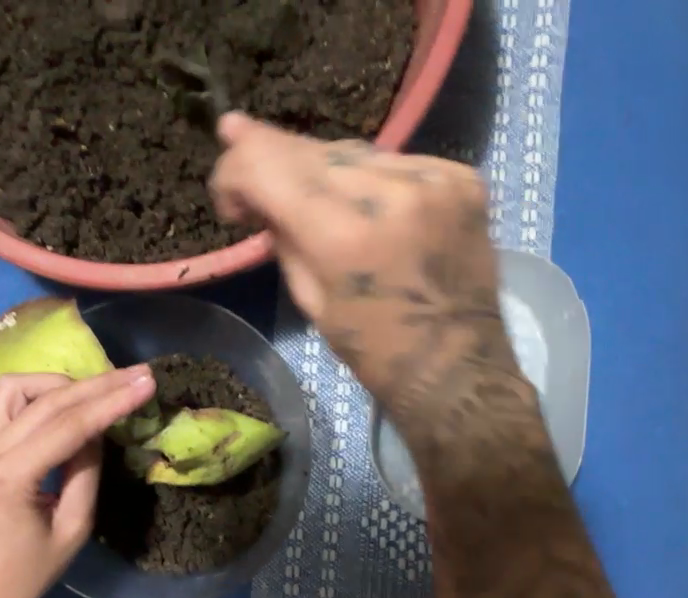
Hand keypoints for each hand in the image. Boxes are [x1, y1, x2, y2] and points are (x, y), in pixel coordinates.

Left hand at [0, 366, 156, 597]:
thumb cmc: (29, 570)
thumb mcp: (73, 529)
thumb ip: (87, 474)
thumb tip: (98, 430)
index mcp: (12, 476)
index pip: (70, 424)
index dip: (112, 401)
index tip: (146, 382)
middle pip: (48, 400)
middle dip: (98, 384)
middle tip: (137, 374)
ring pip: (14, 387)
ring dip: (54, 384)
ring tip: (87, 397)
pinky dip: (17, 396)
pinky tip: (40, 408)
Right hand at [209, 112, 521, 421]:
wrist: (456, 365)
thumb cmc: (374, 348)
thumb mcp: (311, 301)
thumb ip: (284, 239)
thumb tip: (258, 195)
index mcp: (345, 236)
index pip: (271, 168)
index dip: (237, 169)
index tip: (226, 191)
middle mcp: (390, 192)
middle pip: (311, 151)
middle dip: (271, 155)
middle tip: (239, 141)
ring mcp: (432, 179)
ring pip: (354, 153)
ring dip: (322, 168)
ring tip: (303, 184)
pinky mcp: (461, 178)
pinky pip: (396, 164)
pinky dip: (371, 179)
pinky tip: (363, 201)